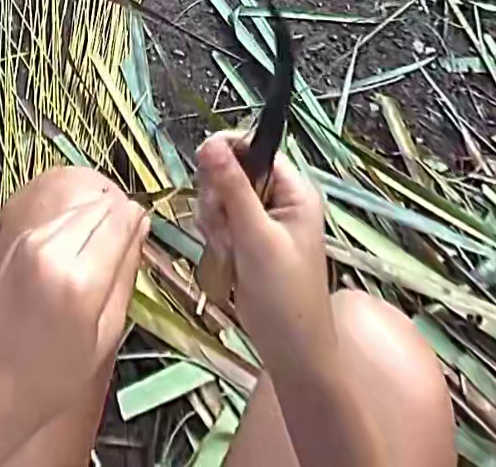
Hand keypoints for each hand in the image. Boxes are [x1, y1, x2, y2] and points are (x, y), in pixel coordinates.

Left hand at [0, 195, 147, 431]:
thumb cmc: (53, 377)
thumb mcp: (106, 335)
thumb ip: (126, 274)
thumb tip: (140, 227)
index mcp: (81, 278)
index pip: (122, 217)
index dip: (136, 222)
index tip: (139, 237)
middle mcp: (55, 248)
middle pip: (102, 204)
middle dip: (117, 216)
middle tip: (120, 249)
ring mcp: (33, 239)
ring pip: (81, 205)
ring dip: (95, 217)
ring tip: (95, 254)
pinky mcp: (20, 238)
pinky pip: (61, 215)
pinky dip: (75, 223)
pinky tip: (73, 254)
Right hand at [196, 133, 334, 364]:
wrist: (291, 353)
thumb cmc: (284, 295)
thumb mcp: (256, 237)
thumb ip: (232, 187)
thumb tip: (210, 142)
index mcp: (293, 190)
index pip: (255, 149)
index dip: (228, 152)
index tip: (202, 163)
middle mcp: (278, 198)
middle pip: (232, 171)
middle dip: (218, 196)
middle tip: (222, 226)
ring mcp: (262, 219)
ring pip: (221, 196)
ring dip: (215, 218)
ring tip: (227, 247)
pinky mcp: (247, 238)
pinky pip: (219, 218)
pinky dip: (215, 234)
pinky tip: (224, 255)